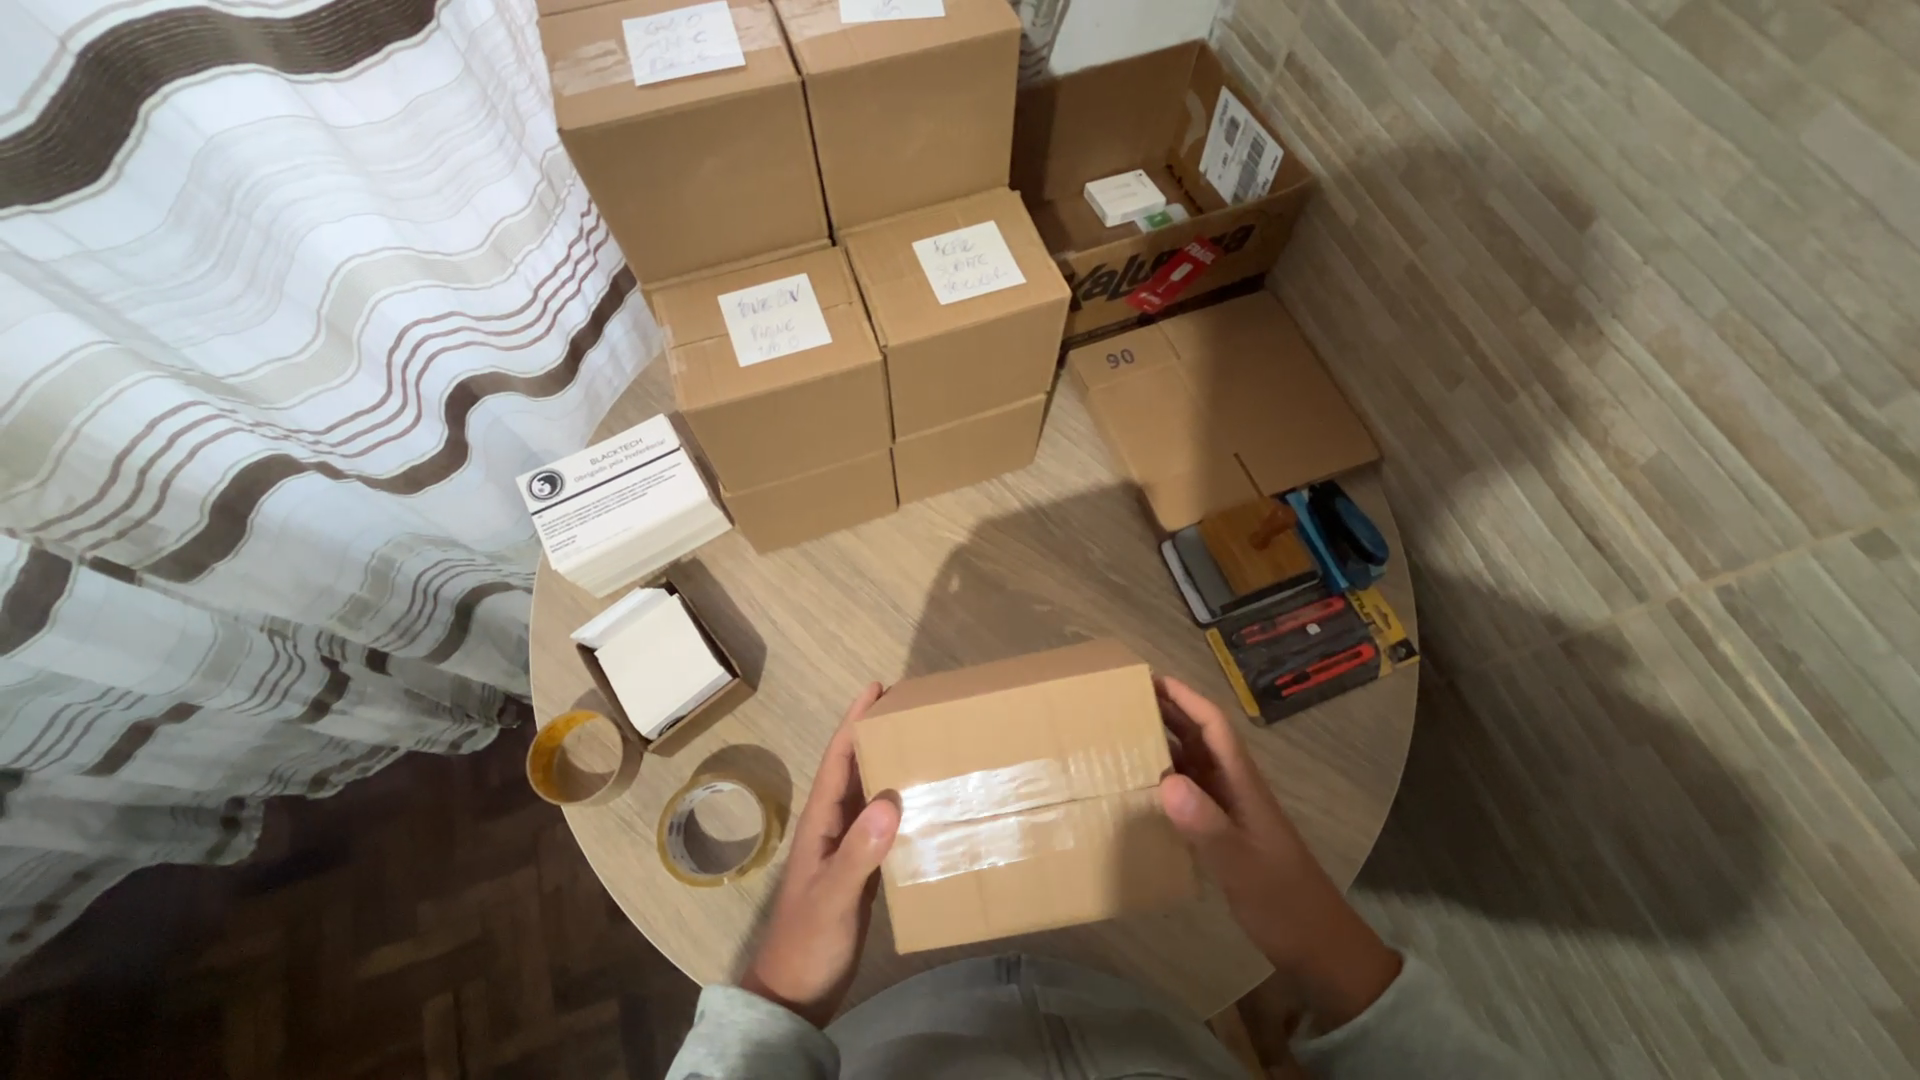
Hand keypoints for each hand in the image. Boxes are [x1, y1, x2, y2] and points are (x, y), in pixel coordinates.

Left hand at [740, 683, 900, 1026]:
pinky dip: (903, 807)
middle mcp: (834, 826)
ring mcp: (848, 848)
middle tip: (913, 708)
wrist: (796, 993)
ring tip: (926, 744)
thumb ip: (858, 852)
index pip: (838, 761)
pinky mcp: (864, 870)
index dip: (854, 722)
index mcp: (821, 822)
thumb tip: (891, 800)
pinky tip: (927, 805)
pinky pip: (885, 826)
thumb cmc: (808, 941)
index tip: (876, 688)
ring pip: (871, 795)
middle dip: (877, 735)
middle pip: (855, 769)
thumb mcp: (833, 896)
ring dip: (892, 767)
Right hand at [1155, 676, 1401, 1030]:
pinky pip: (1188, 793)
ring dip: (1163, 742)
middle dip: (1167, 711)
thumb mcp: (1241, 866)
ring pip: (1193, 762)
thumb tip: (1165, 780)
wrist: (1319, 948)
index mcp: (1243, 784)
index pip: (1213, 726)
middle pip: (1200, 736)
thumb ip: (1206, 825)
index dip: (1185, 697)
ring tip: (1121, 733)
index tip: (1149, 678)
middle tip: (1122, 699)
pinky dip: (1164, 779)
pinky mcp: (1223, 833)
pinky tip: (1140, 788)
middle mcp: (1235, 788)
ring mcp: (1230, 810)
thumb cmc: (1283, 902)